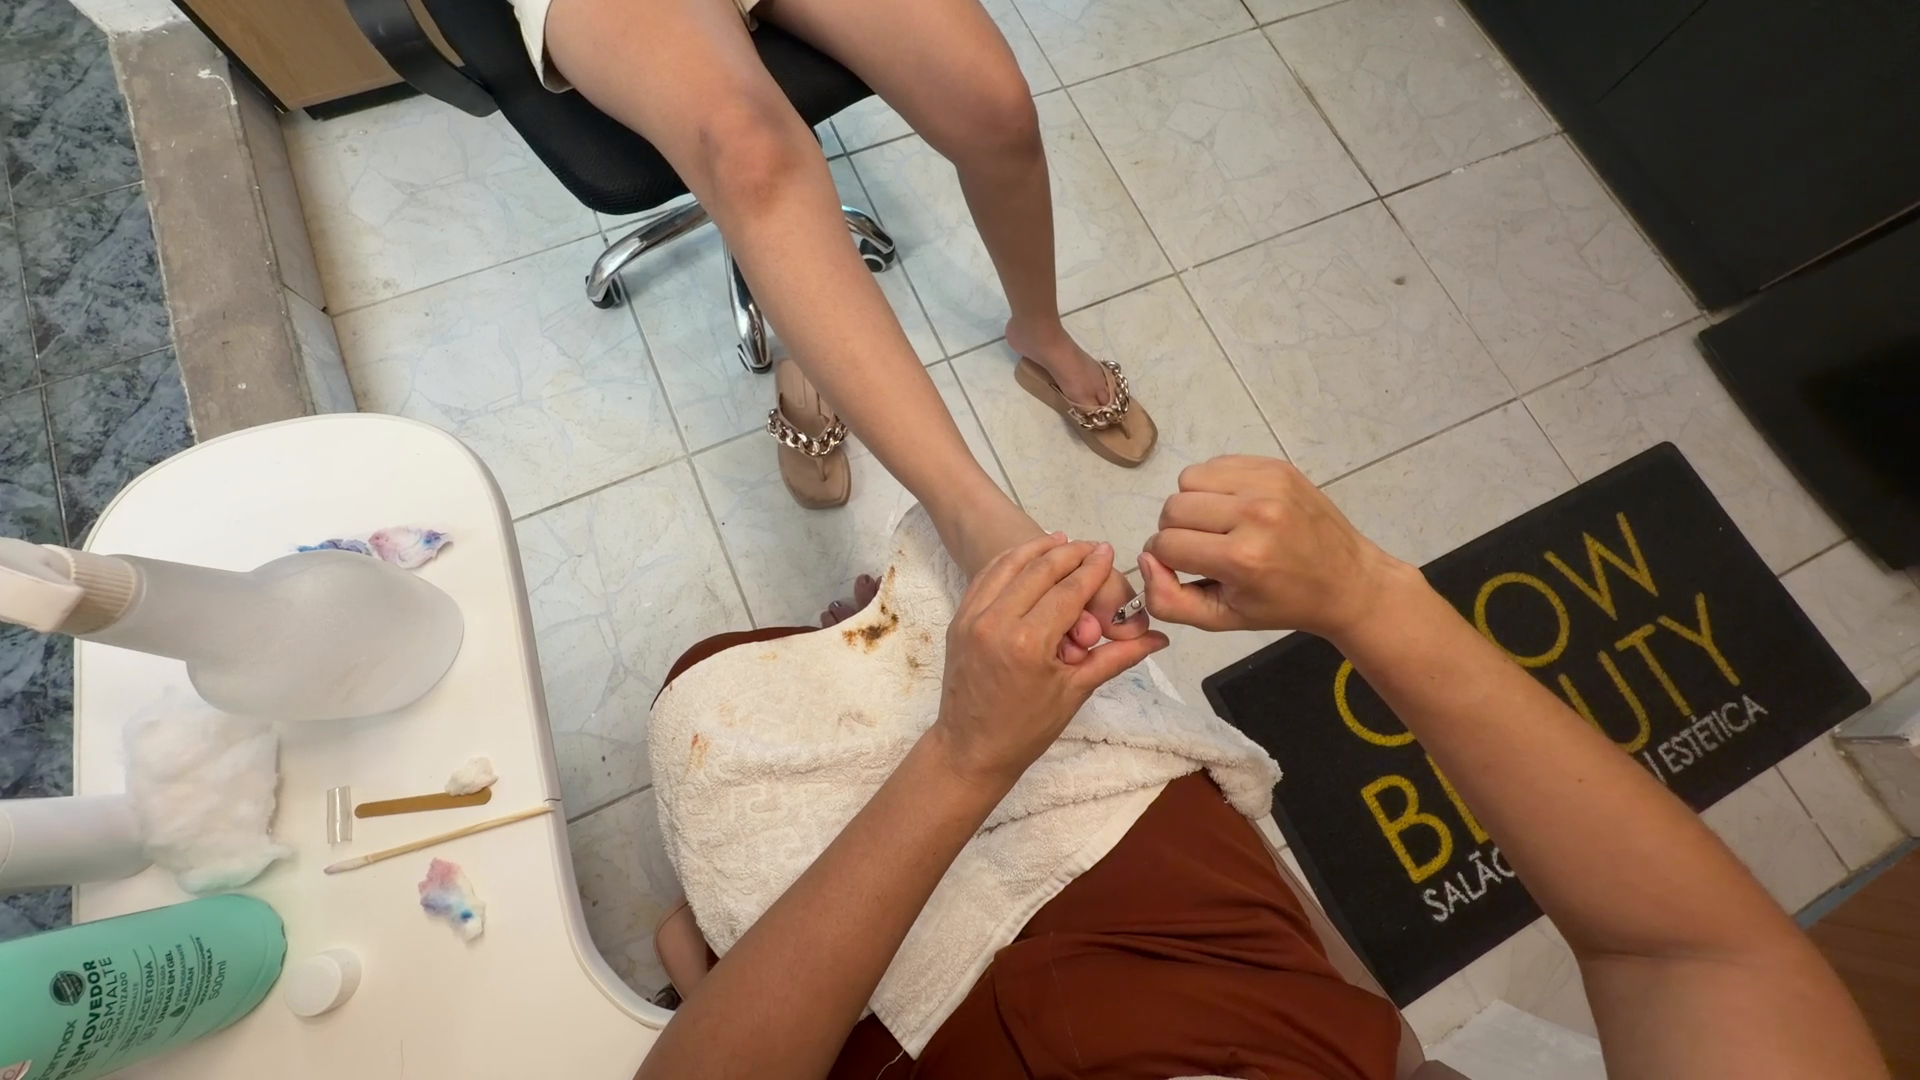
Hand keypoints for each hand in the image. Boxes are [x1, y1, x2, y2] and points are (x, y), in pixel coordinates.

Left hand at [934, 533, 1168, 788]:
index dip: (1092, 568)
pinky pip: (986, 578)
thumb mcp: (1075, 691)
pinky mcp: (959, 618)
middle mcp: (997, 621)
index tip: (1109, 551)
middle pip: (1039, 570)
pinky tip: (1026, 557)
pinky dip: (1008, 562)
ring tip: (1062, 539)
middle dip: (1069, 553)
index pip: (1068, 591)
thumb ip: (1116, 656)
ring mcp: (972, 617)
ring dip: (1036, 548)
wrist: (971, 748)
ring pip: (1008, 565)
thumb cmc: (1027, 728)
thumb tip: (1159, 638)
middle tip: (1091, 545)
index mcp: (1029, 642)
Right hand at [1140, 456, 1410, 638]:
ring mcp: (1267, 484)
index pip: (1166, 545)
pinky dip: (1213, 486)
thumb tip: (1145, 559)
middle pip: (1172, 509)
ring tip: (1218, 524)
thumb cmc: (1280, 605)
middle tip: (1203, 547)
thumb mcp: (1221, 619)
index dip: (1166, 560)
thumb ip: (1168, 601)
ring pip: (1188, 481)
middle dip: (1175, 531)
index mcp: (1242, 558)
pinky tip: (1234, 507)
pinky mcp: (1275, 466)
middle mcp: (1254, 514)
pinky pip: (1214, 464)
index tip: (1188, 569)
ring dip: (1192, 504)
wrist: (1347, 580)